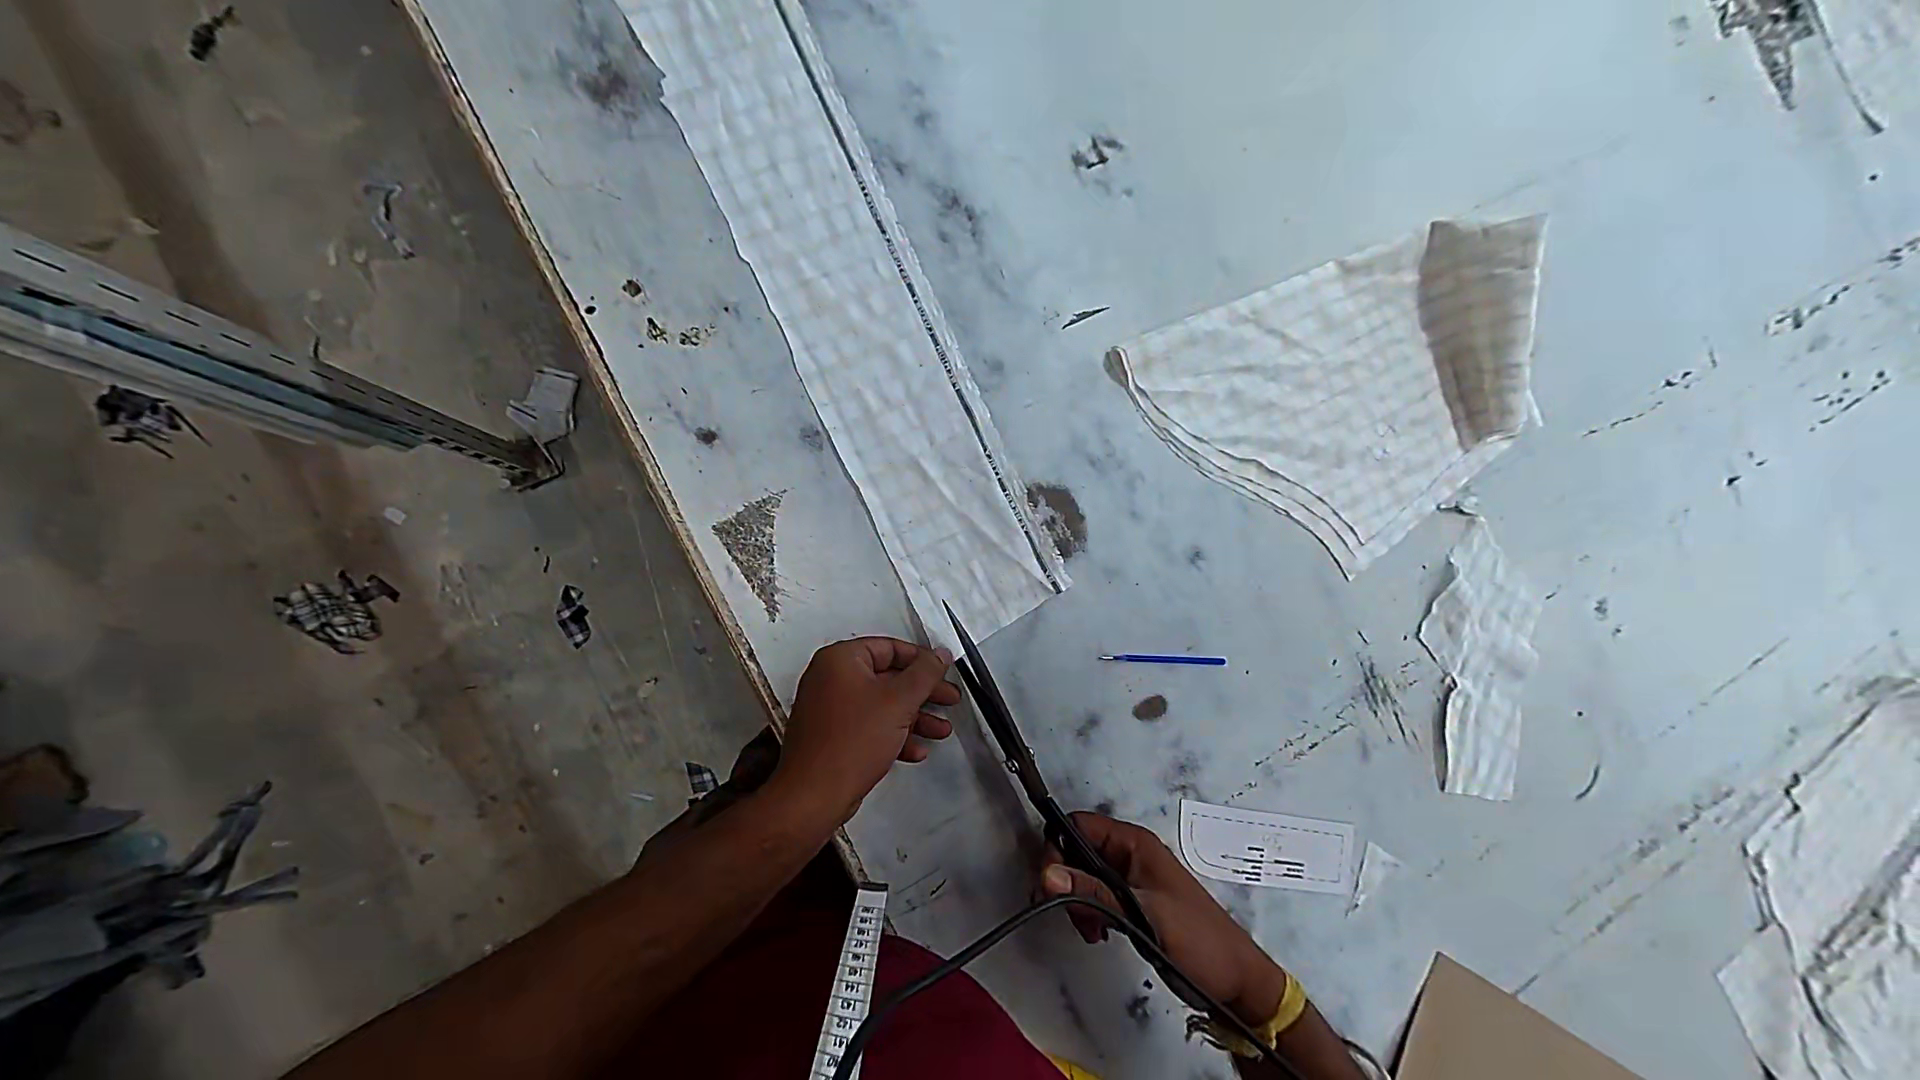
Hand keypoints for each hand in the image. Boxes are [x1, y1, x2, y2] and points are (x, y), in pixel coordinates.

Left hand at [770, 637, 958, 823]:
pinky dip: (893, 734)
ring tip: (937, 727)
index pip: (889, 647)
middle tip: (945, 696)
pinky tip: (913, 747)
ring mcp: (829, 708)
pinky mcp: (832, 735)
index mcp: (840, 660)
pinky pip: (869, 726)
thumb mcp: (899, 701)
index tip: (939, 668)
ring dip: (913, 716)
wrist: (815, 795)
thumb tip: (938, 656)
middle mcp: (830, 679)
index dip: (921, 659)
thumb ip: (925, 674)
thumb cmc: (844, 747)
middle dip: (922, 692)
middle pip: (888, 676)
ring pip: (881, 704)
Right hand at [1040, 812, 1287, 1023]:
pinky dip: (1088, 911)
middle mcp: (1130, 853)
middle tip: (1071, 912)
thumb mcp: (1141, 915)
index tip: (1050, 881)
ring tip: (1090, 928)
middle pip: (1076, 849)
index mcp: (1135, 843)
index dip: (1058, 848)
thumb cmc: (1199, 941)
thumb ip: (1093, 893)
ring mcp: (1130, 877)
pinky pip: (1095, 893)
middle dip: (1065, 879)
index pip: (1078, 825)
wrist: (1237, 981)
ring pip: (1082, 873)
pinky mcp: (1130, 900)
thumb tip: (1049, 875)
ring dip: (1076, 899)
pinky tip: (1098, 932)